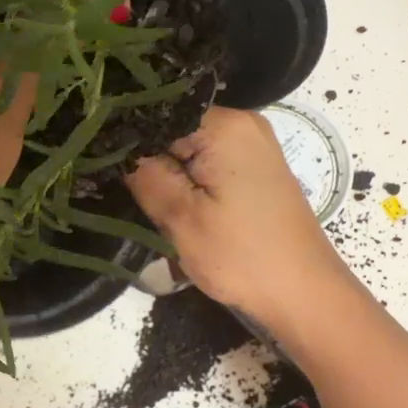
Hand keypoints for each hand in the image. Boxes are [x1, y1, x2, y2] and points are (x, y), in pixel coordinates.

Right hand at [126, 107, 356, 333]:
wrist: (303, 293)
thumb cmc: (242, 256)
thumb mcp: (180, 218)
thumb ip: (143, 175)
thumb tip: (113, 146)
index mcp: (224, 126)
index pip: (154, 114)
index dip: (125, 140)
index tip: (103, 169)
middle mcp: (241, 124)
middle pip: (169, 128)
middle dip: (143, 159)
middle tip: (123, 193)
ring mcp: (249, 146)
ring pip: (183, 148)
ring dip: (161, 174)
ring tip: (146, 205)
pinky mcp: (250, 169)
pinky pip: (202, 162)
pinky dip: (182, 182)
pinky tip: (172, 208)